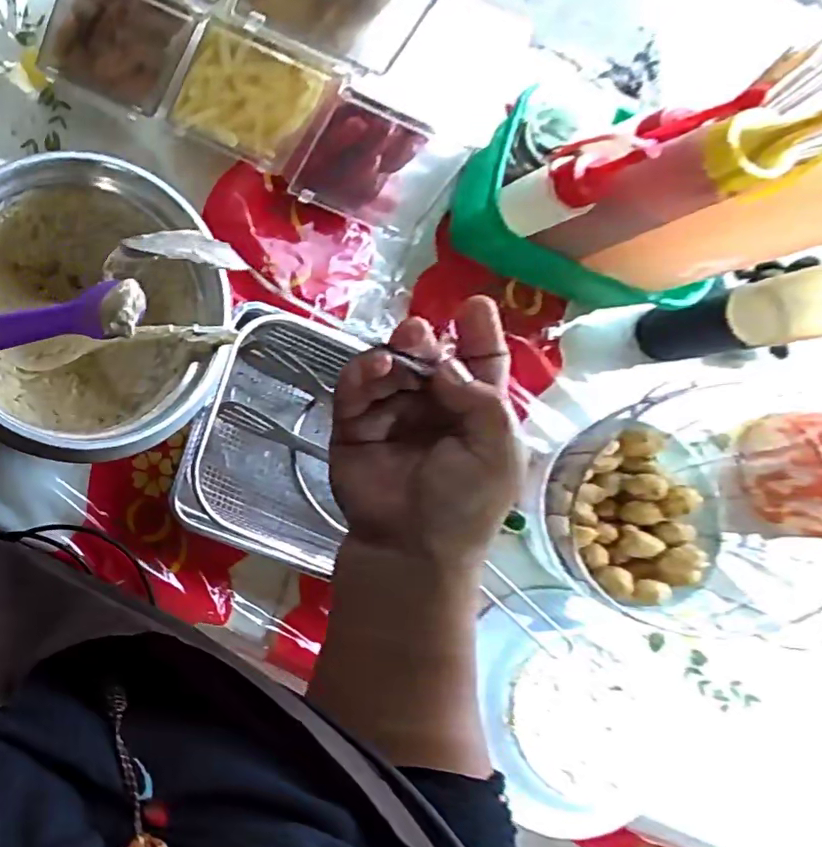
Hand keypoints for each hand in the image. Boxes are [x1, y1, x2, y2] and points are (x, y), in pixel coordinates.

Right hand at [329, 296, 522, 565]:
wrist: (409, 541)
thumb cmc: (464, 502)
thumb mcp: (496, 451)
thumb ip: (479, 403)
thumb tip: (446, 365)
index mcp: (474, 415)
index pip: (477, 366)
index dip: (476, 335)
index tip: (471, 305)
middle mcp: (431, 411)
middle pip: (426, 364)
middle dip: (423, 344)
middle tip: (415, 330)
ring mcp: (389, 420)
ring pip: (387, 376)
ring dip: (389, 359)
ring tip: (391, 354)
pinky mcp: (351, 432)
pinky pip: (353, 397)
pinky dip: (358, 379)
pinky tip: (370, 369)